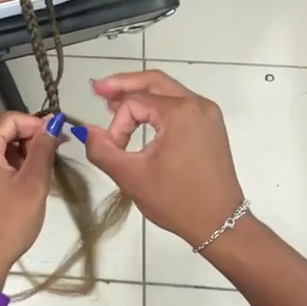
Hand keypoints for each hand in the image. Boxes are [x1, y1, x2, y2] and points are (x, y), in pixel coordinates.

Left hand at [0, 112, 60, 284]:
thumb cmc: (8, 223)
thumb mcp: (33, 184)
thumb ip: (43, 149)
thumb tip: (52, 124)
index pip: (9, 119)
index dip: (35, 123)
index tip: (56, 138)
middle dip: (27, 134)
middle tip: (51, 151)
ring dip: (18, 148)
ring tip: (39, 168)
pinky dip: (7, 161)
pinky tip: (23, 178)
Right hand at [80, 71, 245, 242]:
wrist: (221, 224)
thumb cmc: (176, 200)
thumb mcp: (131, 176)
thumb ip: (102, 149)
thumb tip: (85, 130)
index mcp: (181, 112)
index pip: (134, 102)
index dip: (117, 123)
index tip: (112, 149)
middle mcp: (198, 105)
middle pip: (154, 81)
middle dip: (123, 85)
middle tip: (98, 90)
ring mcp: (208, 114)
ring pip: (167, 91)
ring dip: (140, 94)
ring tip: (113, 104)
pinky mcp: (211, 126)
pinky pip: (180, 104)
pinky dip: (157, 106)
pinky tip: (141, 117)